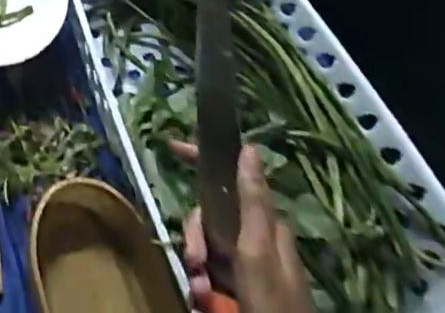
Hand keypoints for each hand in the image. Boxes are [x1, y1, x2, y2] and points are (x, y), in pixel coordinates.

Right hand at [172, 143, 310, 312]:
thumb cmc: (271, 301)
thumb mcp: (257, 249)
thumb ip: (252, 200)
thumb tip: (250, 148)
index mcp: (266, 226)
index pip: (231, 179)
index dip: (203, 160)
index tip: (173, 147)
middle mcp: (256, 239)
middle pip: (208, 215)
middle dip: (194, 236)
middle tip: (196, 260)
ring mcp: (246, 264)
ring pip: (204, 243)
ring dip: (196, 263)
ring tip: (202, 291)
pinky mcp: (237, 285)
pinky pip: (207, 270)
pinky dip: (200, 283)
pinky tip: (203, 300)